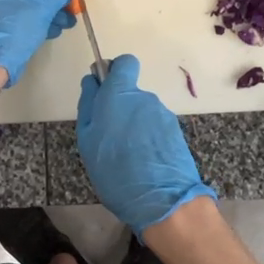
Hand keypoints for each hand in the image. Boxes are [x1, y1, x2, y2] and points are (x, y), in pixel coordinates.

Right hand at [77, 55, 216, 233]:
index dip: (114, 72)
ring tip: (126, 158)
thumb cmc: (115, 170)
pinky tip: (143, 165)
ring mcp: (163, 116)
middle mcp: (144, 98)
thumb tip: (92, 81)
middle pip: (130, 94)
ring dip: (133, 127)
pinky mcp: (176, 134)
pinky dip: (148, 141)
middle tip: (108, 138)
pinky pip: (155, 129)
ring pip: (142, 113)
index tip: (104, 91)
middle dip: (119, 109)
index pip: (124, 62)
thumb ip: (88, 105)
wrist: (164, 201)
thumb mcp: (87, 139)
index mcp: (120, 94)